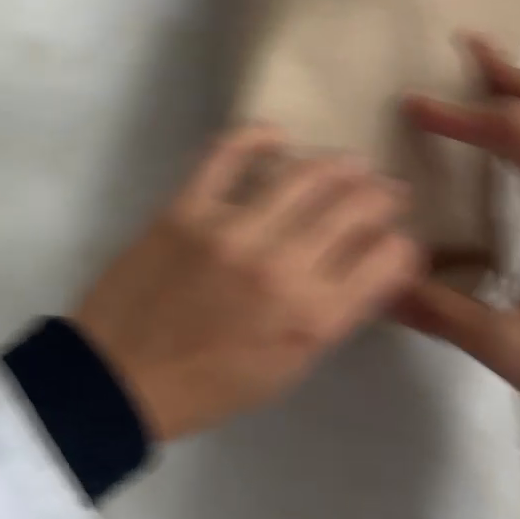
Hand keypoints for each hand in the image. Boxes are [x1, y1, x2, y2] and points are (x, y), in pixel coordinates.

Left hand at [72, 125, 421, 440]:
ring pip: (302, 175)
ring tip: (344, 163)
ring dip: (335, 164)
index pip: (392, 256)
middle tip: (381, 188)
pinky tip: (274, 135)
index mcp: (317, 315)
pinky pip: (223, 157)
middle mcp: (282, 266)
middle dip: (380, 195)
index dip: (400, 243)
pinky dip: (253, 137)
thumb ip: (330, 314)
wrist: (120, 373)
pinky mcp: (181, 211)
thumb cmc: (207, 383)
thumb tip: (360, 267)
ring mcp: (229, 231)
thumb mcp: (289, 365)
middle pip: (355, 207)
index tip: (390, 237)